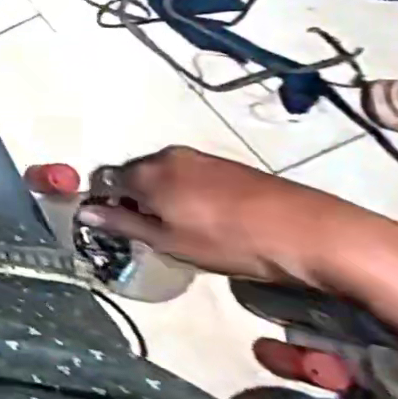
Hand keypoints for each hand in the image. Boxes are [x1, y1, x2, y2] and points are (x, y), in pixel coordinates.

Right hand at [77, 146, 397, 291]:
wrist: (313, 233)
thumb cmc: (231, 242)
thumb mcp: (170, 242)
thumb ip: (122, 223)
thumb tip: (84, 210)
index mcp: (145, 172)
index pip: (102, 179)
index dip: (104, 202)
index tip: (117, 226)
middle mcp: (166, 156)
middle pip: (131, 174)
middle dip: (132, 197)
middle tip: (150, 230)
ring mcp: (199, 157)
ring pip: (161, 174)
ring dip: (161, 194)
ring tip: (183, 225)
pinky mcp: (227, 164)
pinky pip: (189, 174)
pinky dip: (186, 192)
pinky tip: (210, 217)